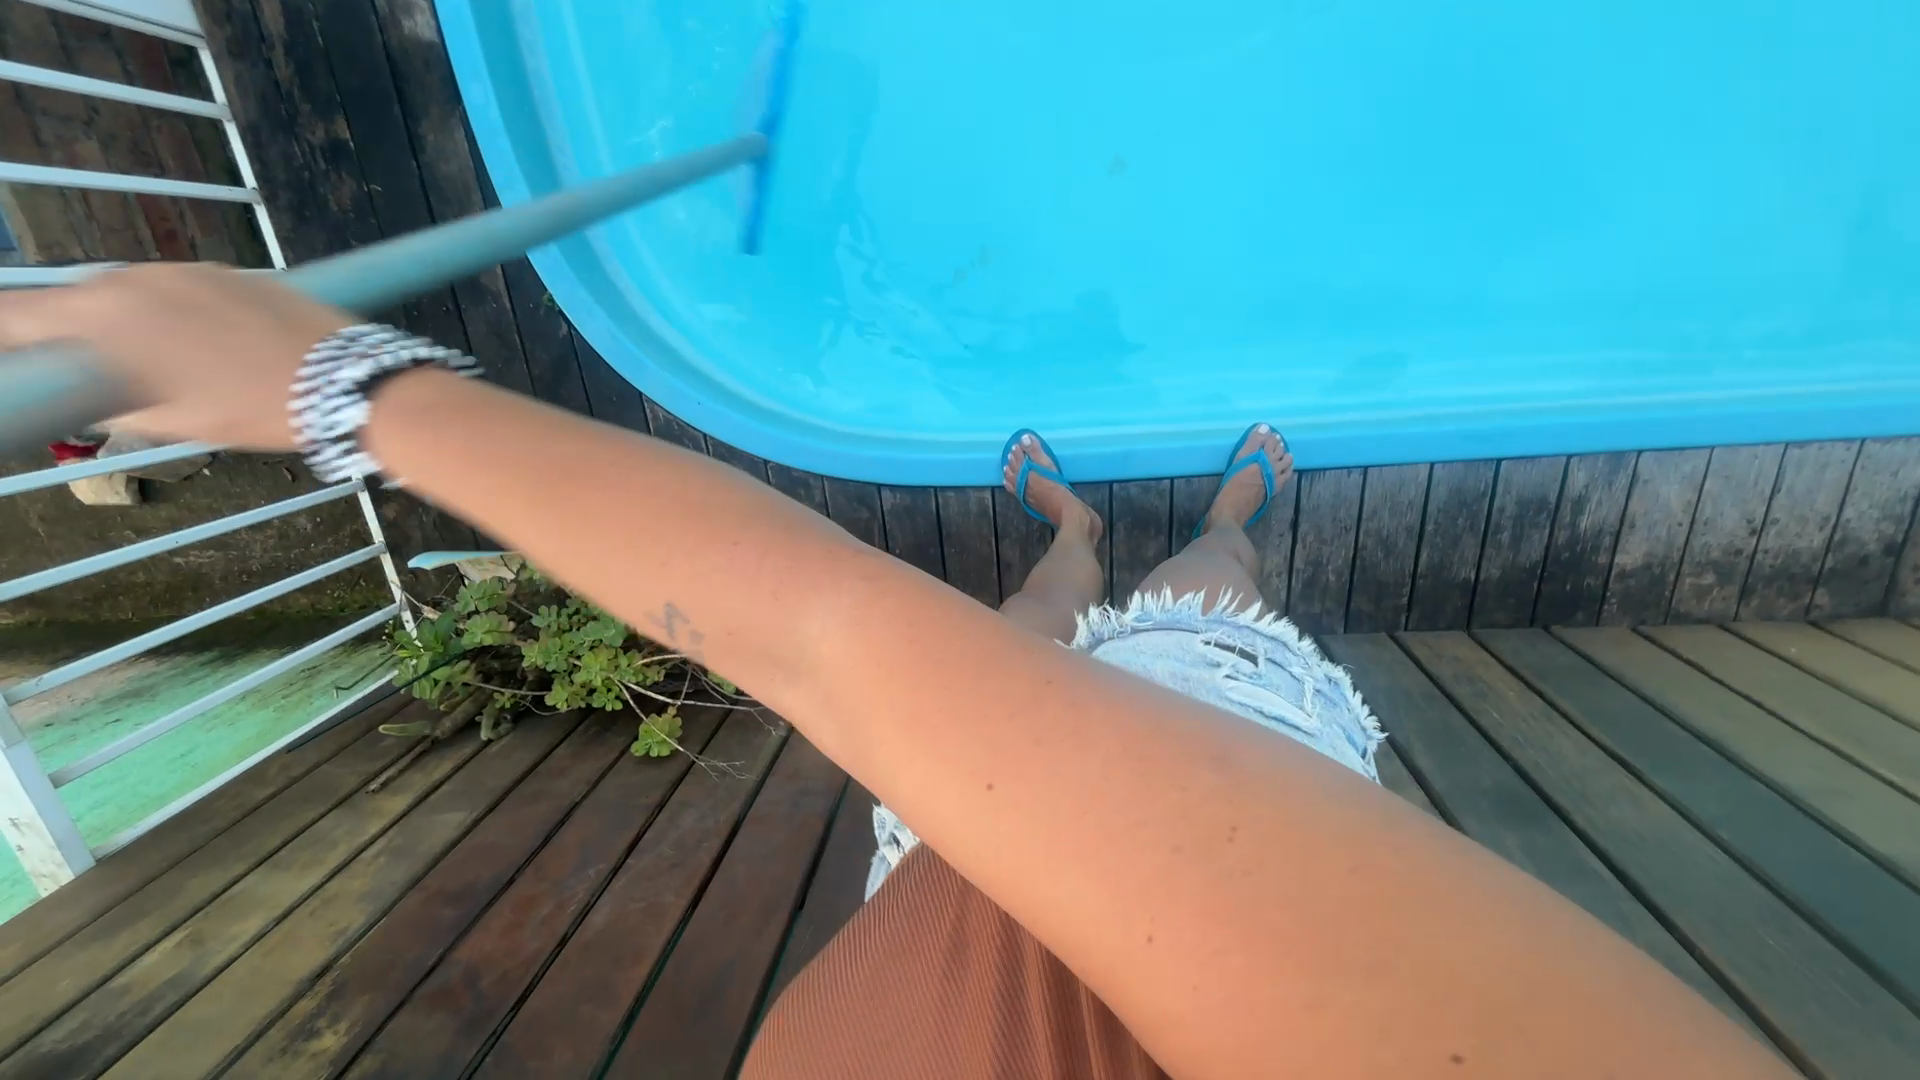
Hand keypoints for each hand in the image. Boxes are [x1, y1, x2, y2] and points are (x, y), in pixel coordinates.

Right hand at [0, 263, 353, 448]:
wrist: (356, 383)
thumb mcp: (176, 420)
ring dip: (136, 319)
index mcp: (102, 314)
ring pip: (137, 292)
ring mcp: (192, 269)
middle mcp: (136, 278)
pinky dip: (185, 311)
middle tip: (99, 366)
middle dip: (78, 330)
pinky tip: (216, 342)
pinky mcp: (238, 272)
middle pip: (78, 299)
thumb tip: (93, 403)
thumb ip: (115, 405)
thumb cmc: (262, 409)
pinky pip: (189, 289)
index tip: (20, 358)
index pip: (13, 315)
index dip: (10, 338)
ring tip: (170, 359)